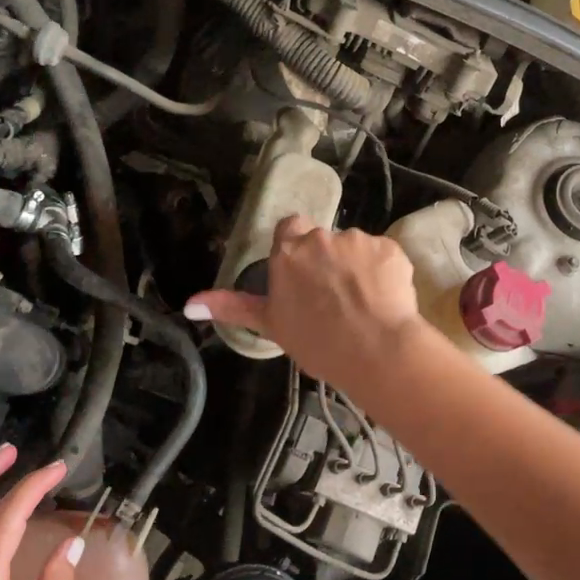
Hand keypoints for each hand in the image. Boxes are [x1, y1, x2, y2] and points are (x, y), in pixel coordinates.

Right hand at [185, 215, 429, 393]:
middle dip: (328, 262)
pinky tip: (384, 302)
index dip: (297, 249)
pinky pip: (384, 257)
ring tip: (362, 305)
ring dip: (357, 268)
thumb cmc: (316, 342)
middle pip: (323, 241)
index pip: (290, 229)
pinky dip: (384, 275)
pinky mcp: (391, 249)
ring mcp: (358, 241)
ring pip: (356, 249)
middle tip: (333, 299)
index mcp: (288, 252)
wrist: (375, 350)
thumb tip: (188, 305)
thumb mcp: (269, 324)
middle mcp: (321, 238)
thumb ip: (231, 307)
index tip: (303, 276)